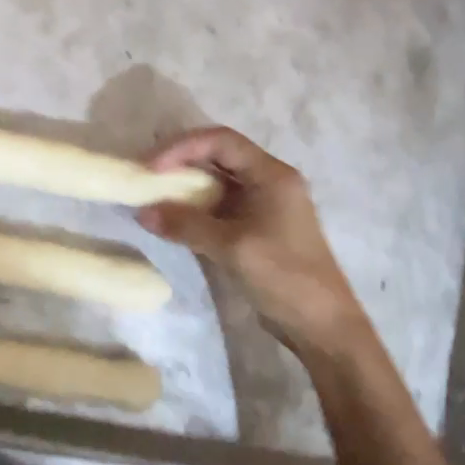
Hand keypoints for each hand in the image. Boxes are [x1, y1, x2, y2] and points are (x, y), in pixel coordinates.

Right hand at [138, 127, 373, 356]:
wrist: (321, 324)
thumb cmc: (284, 277)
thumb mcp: (232, 247)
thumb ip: (187, 225)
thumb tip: (143, 212)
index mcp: (272, 175)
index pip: (221, 141)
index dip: (182, 147)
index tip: (150, 168)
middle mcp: (268, 182)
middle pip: (218, 156)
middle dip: (180, 162)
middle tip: (144, 176)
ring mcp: (263, 206)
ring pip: (216, 182)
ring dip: (184, 187)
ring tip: (151, 195)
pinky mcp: (255, 228)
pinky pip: (218, 207)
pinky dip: (193, 208)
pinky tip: (171, 218)